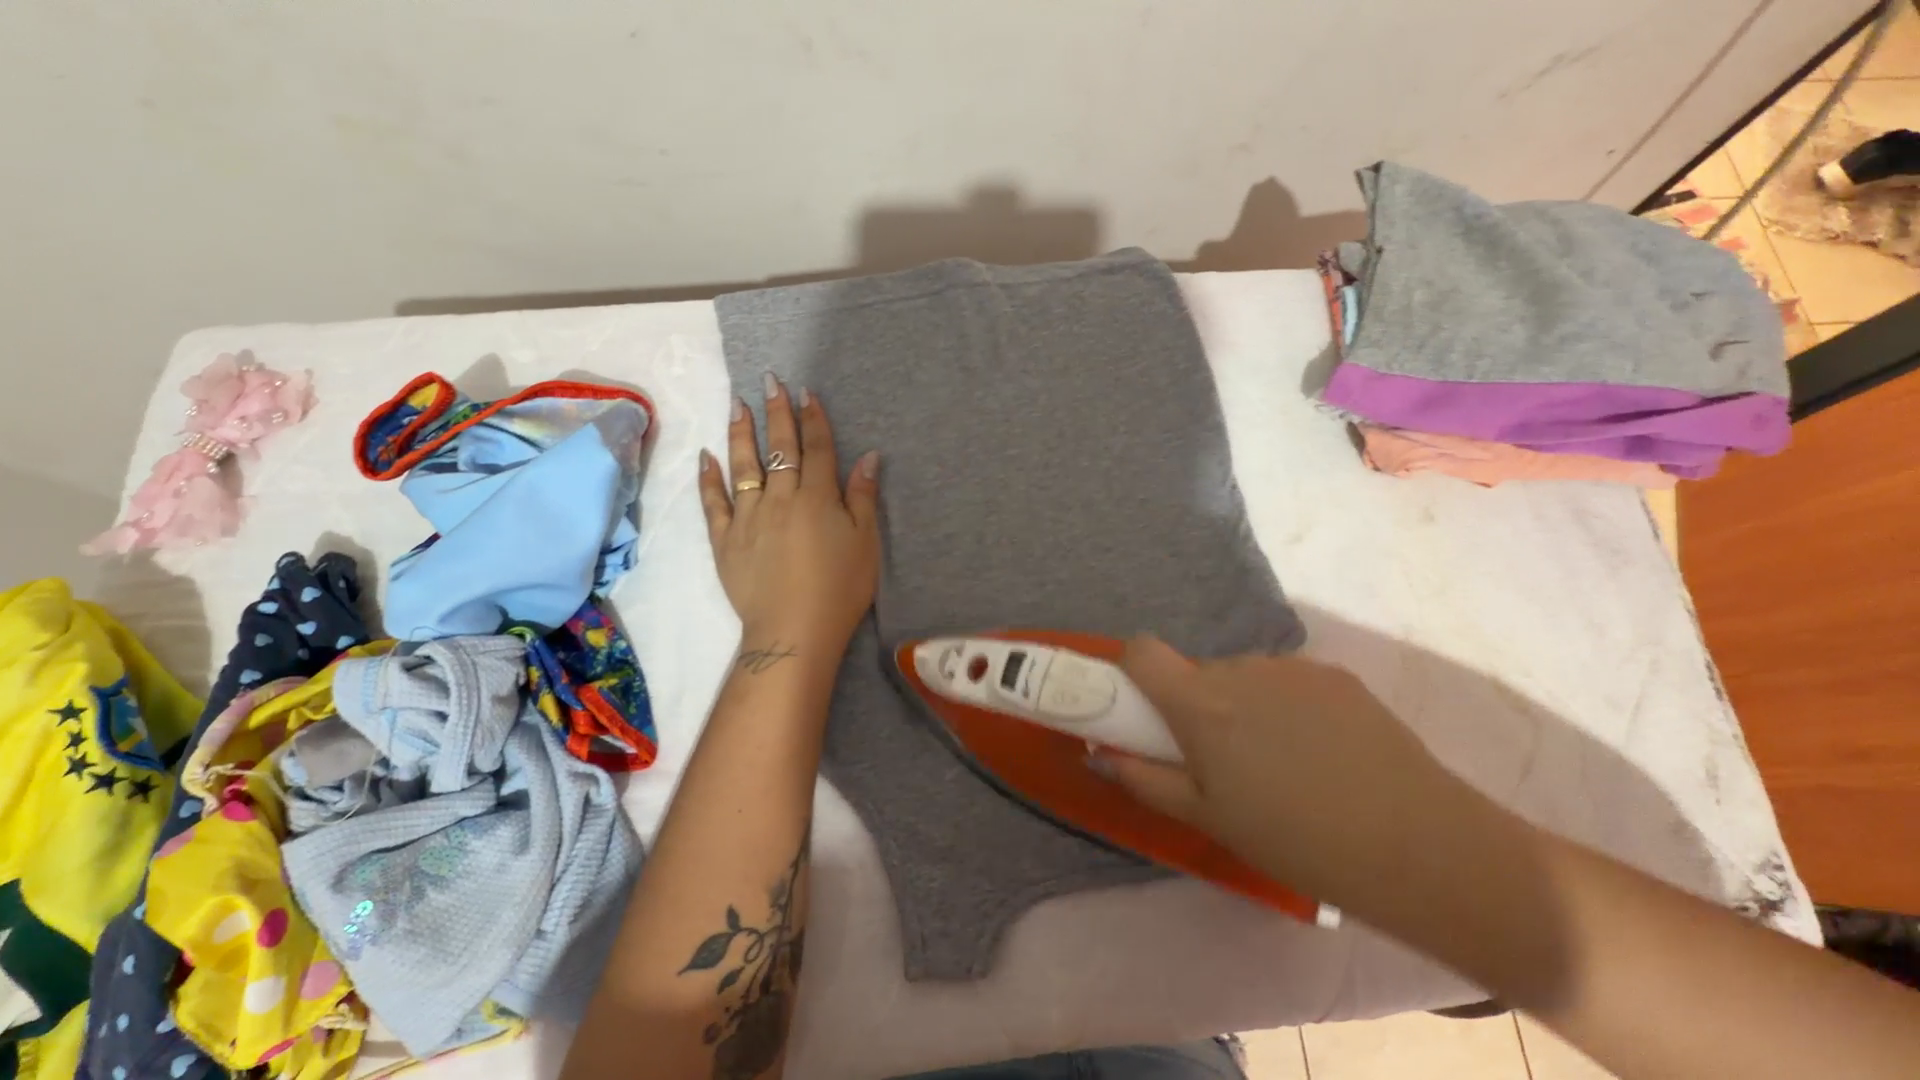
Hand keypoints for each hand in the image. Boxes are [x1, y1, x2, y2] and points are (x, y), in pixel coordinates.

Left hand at [698, 376, 880, 656]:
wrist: (794, 631)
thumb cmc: (839, 589)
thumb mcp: (865, 543)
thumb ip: (863, 497)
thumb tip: (868, 456)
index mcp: (818, 498)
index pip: (817, 448)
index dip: (813, 418)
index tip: (806, 392)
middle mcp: (781, 498)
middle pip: (780, 448)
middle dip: (776, 412)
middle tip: (770, 381)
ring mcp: (749, 517)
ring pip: (743, 466)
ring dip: (741, 434)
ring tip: (737, 405)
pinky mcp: (725, 540)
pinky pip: (714, 503)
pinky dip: (708, 478)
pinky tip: (706, 456)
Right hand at [1094, 638, 1481, 904]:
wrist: (1415, 843)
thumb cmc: (1294, 839)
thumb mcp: (1207, 819)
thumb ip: (1144, 779)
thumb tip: (1101, 753)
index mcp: (1202, 703)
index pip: (1141, 650)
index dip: (1132, 673)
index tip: (1143, 712)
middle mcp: (1242, 669)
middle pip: (1198, 673)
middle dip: (1197, 708)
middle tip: (1222, 764)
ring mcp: (1294, 668)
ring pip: (1246, 678)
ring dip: (1245, 708)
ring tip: (1281, 766)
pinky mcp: (1338, 675)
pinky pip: (1289, 683)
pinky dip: (1287, 709)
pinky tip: (1321, 756)